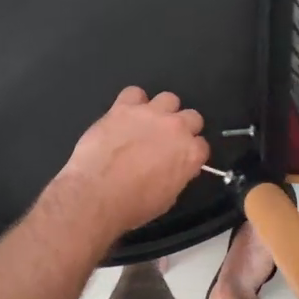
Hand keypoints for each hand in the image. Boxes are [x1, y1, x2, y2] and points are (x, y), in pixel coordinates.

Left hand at [54, 87, 208, 237]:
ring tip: (147, 125)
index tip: (182, 159)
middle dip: (183, 127)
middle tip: (167, 141)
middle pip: (192, 116)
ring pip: (168, 98)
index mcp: (189, 153)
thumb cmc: (132, 205)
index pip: (202, 145)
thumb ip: (177, 175)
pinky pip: (134, 93)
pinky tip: (125, 115)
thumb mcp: (166, 199)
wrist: (96, 194)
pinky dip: (132, 102)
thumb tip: (175, 167)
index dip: (191, 153)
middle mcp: (175, 127)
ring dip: (162, 111)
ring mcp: (149, 113)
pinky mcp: (123, 106)